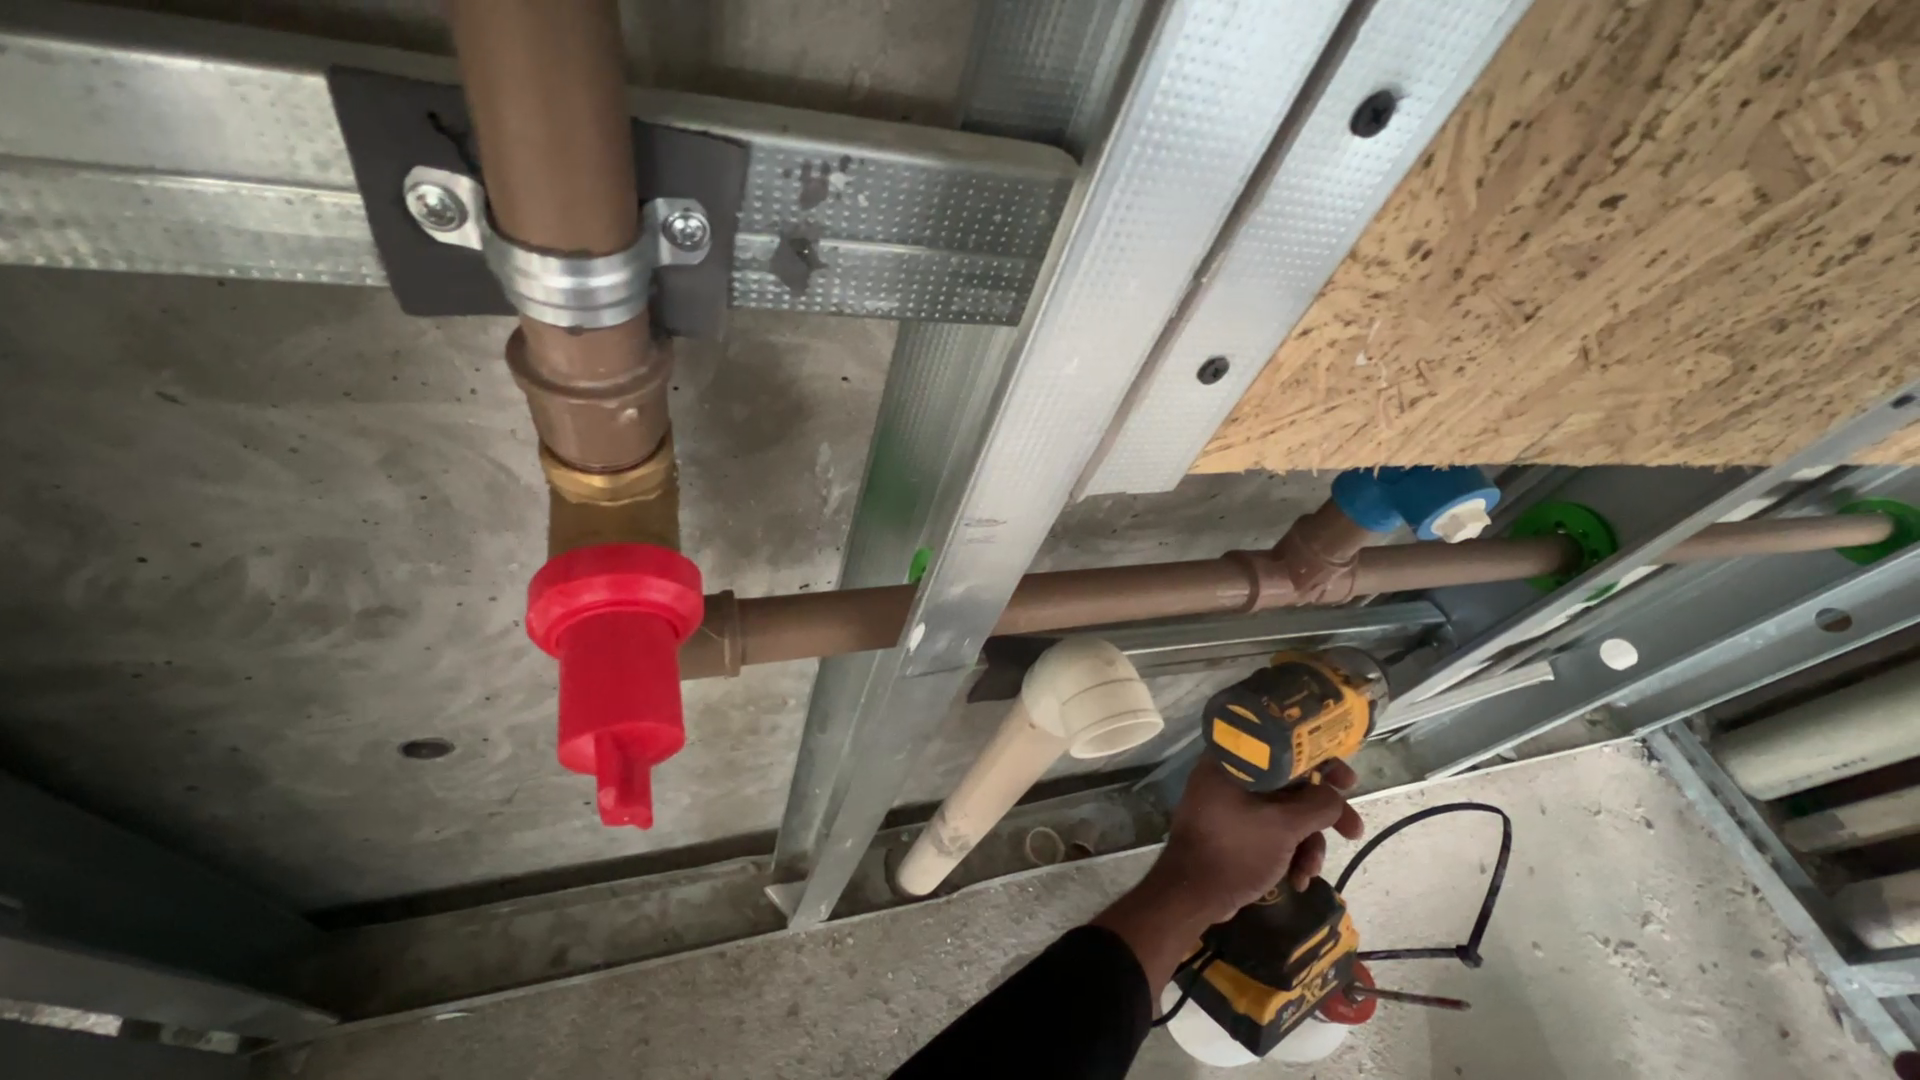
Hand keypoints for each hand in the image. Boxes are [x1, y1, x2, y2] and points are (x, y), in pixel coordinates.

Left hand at [1091, 754, 1363, 990]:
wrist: (1192, 894)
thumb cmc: (1236, 850)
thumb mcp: (1284, 826)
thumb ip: (1317, 805)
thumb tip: (1334, 794)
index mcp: (1234, 762)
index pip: (1284, 748)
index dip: (1321, 763)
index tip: (1347, 782)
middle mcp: (1230, 777)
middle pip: (1290, 785)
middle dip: (1322, 814)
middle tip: (1352, 831)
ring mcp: (1230, 806)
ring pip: (1284, 813)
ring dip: (1306, 842)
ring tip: (1310, 872)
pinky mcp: (1233, 831)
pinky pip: (1270, 831)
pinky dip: (1287, 852)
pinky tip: (1297, 880)